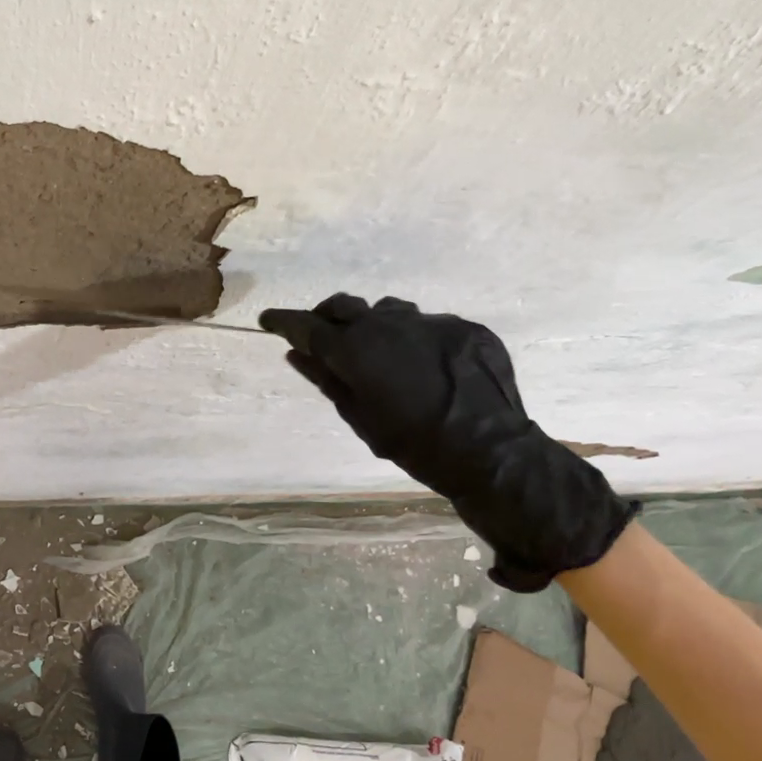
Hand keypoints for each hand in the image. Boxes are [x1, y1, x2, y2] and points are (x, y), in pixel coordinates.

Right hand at [259, 294, 636, 590]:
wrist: (493, 453)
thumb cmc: (414, 445)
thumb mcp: (359, 418)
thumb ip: (325, 379)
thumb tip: (295, 353)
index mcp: (356, 348)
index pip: (307, 325)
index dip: (284, 321)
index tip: (268, 319)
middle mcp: (388, 324)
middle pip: (345, 307)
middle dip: (328, 316)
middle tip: (322, 333)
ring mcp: (430, 322)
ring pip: (390, 313)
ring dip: (376, 327)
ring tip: (381, 353)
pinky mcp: (464, 328)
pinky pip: (429, 327)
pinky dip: (417, 342)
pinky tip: (428, 369)